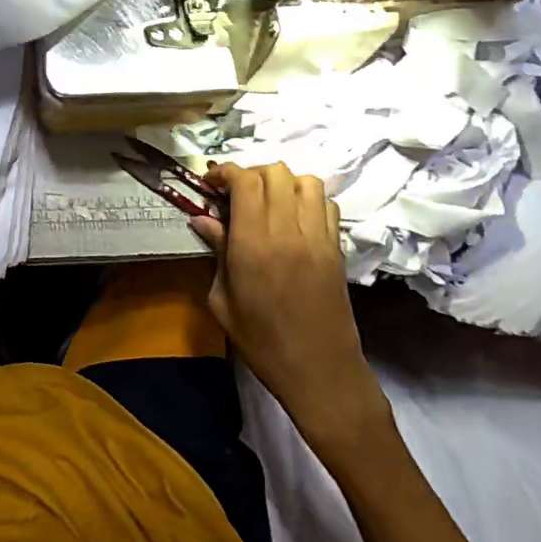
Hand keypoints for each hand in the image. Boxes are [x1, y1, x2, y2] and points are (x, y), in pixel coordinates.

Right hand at [191, 162, 383, 435]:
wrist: (319, 370)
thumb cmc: (261, 342)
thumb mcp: (222, 301)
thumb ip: (216, 253)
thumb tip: (204, 219)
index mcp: (253, 245)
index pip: (245, 182)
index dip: (226, 171)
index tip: (210, 181)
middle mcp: (288, 232)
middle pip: (275, 173)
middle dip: (250, 173)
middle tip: (234, 191)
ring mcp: (318, 238)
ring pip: (306, 181)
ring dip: (282, 181)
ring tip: (266, 200)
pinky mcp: (336, 247)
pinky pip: (326, 204)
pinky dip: (308, 198)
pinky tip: (293, 216)